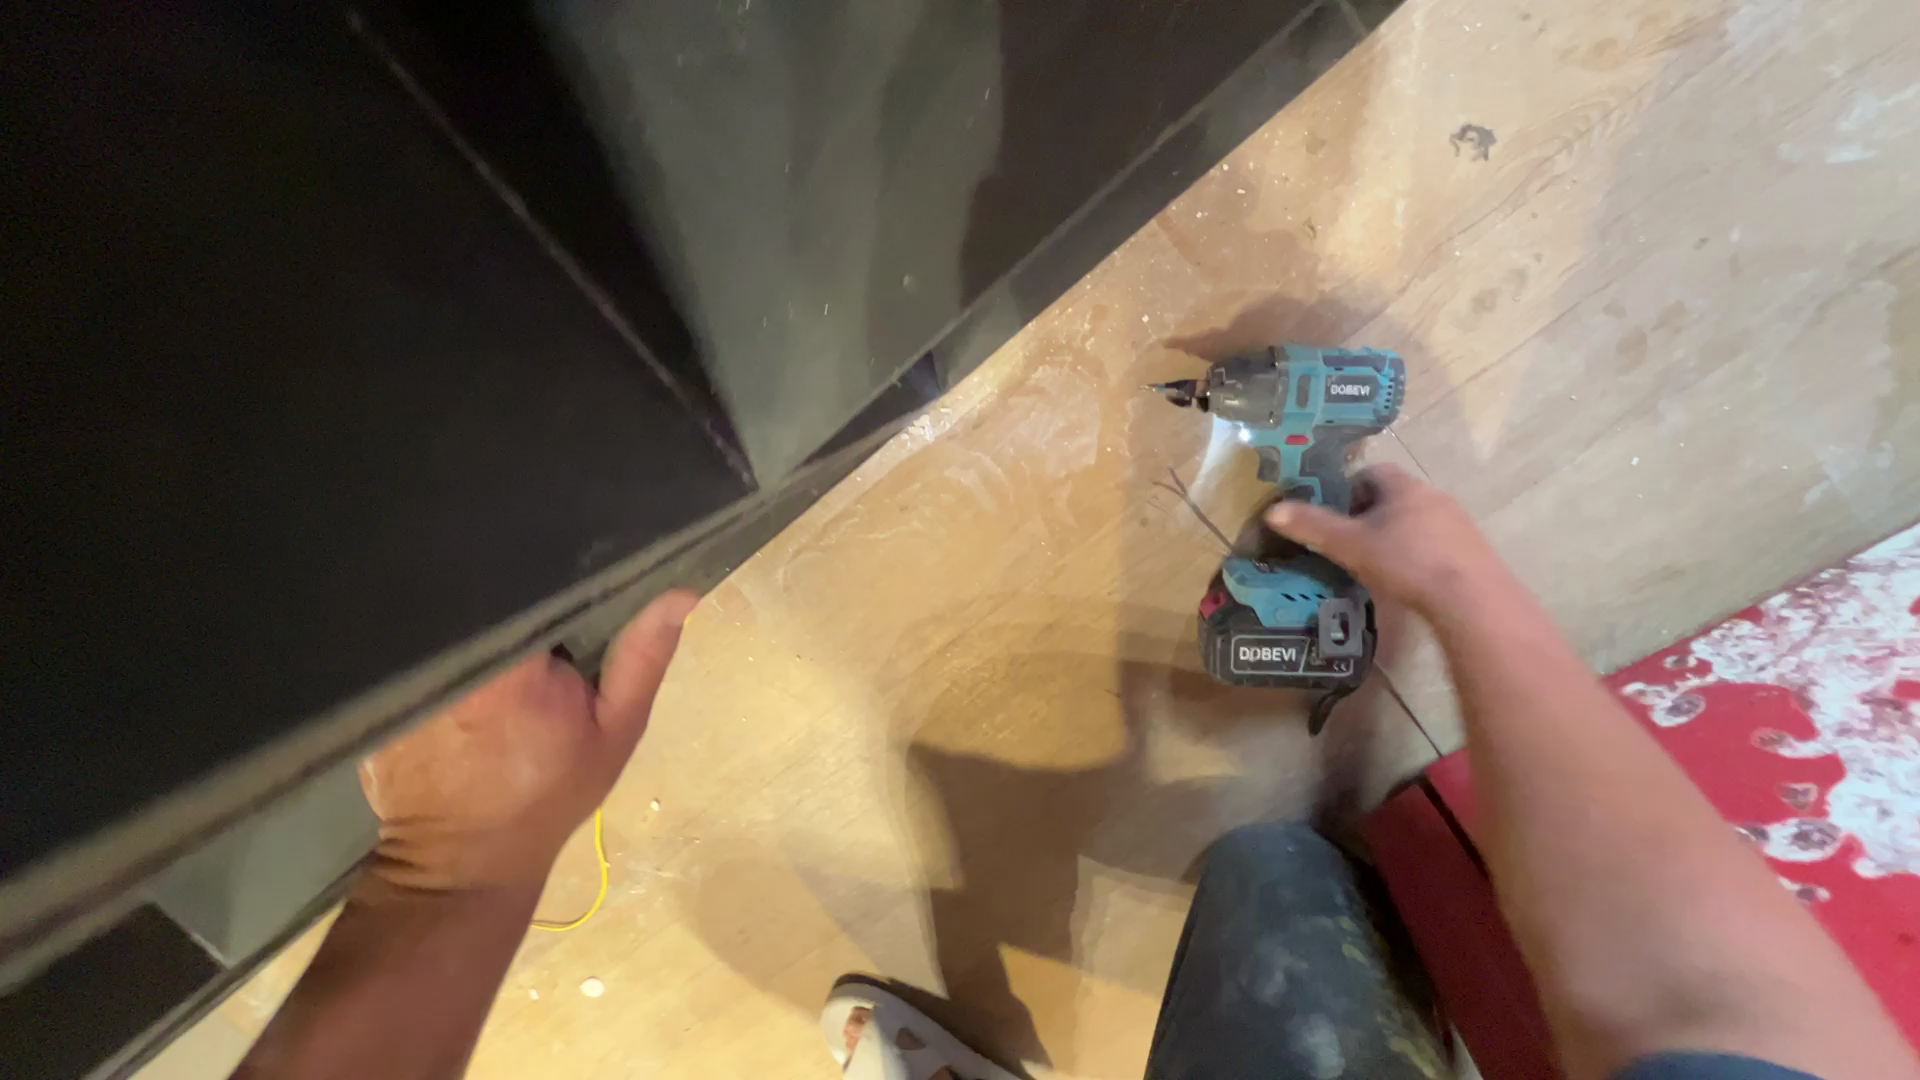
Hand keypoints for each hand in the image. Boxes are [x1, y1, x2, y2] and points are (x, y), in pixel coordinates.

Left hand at [358, 589, 699, 892]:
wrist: (464, 860)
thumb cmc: (551, 792)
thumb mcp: (617, 727)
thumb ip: (643, 656)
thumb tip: (681, 594)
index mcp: (509, 663)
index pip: (524, 581)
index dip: (548, 559)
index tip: (571, 552)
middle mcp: (443, 659)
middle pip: (481, 588)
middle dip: (512, 578)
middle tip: (544, 578)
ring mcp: (398, 674)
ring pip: (446, 610)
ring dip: (475, 604)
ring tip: (506, 605)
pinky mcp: (375, 688)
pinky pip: (413, 640)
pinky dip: (441, 637)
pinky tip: (460, 646)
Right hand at [1264, 464, 1509, 618]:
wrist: (1471, 600)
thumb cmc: (1405, 561)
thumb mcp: (1349, 545)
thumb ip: (1312, 526)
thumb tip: (1272, 510)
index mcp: (1404, 487)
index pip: (1370, 472)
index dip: (1345, 488)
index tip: (1330, 512)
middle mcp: (1434, 496)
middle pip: (1392, 496)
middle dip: (1366, 514)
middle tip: (1345, 540)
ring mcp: (1458, 524)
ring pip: (1413, 520)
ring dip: (1391, 534)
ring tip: (1371, 562)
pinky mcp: (1470, 551)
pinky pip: (1433, 542)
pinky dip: (1413, 553)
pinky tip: (1404, 577)